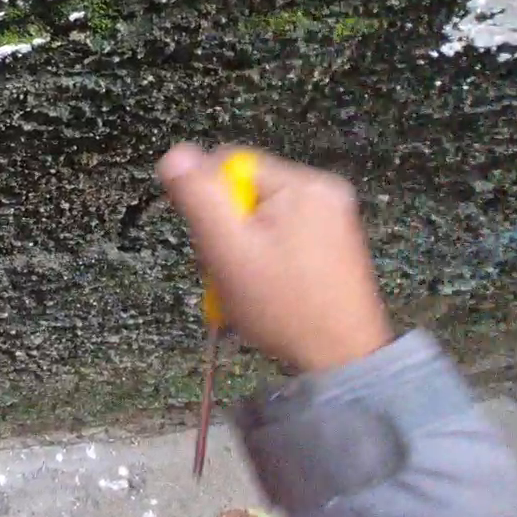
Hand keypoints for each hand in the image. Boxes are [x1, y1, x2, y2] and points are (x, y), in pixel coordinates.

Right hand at [157, 143, 392, 372]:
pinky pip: (273, 228)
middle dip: (223, 223)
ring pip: (253, 210)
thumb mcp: (227, 247)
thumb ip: (198, 194)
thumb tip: (175, 153)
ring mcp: (329, 216)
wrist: (340, 362)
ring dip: (237, 239)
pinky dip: (258, 249)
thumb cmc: (282, 304)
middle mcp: (322, 191)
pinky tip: (261, 278)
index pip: (225, 164)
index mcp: (303, 185)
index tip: (214, 238)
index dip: (206, 199)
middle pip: (240, 187)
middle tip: (230, 262)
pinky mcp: (329, 240)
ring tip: (246, 275)